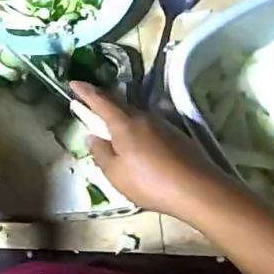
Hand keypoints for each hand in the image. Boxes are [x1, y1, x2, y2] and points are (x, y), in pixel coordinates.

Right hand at [74, 82, 231, 217]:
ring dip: (122, 118)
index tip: (73, 82)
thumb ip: (101, 153)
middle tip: (90, 105)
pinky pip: (150, 127)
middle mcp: (144, 117)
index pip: (100, 100)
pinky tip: (139, 146)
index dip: (85, 91)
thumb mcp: (116, 173)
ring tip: (114, 131)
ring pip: (136, 116)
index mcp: (124, 123)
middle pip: (119, 104)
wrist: (200, 191)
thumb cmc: (150, 182)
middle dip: (103, 102)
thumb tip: (93, 137)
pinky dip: (138, 130)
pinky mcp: (177, 136)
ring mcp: (163, 125)